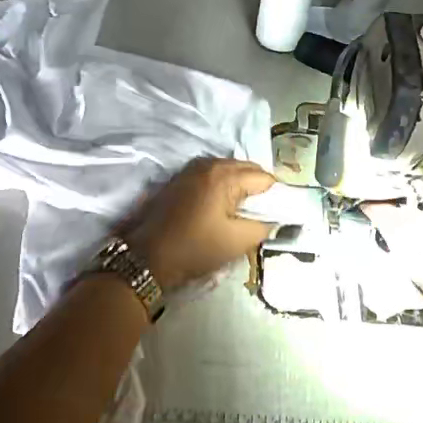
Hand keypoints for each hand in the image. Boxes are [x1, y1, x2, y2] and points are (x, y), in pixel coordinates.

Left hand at [123, 158, 275, 290]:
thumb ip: (264, 227)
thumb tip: (277, 220)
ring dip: (240, 188)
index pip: (265, 178)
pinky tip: (221, 208)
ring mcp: (191, 169)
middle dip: (258, 189)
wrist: (145, 257)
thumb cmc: (194, 248)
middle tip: (261, 214)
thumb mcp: (237, 242)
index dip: (275, 196)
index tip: (276, 215)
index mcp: (225, 175)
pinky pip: (212, 176)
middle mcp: (209, 164)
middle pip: (247, 169)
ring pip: (229, 172)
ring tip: (242, 213)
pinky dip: (222, 188)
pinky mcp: (179, 179)